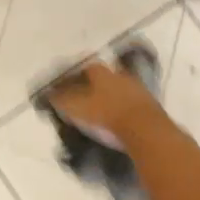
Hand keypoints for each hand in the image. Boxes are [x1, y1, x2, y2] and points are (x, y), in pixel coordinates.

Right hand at [42, 59, 165, 144]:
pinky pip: (132, 103)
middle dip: (95, 86)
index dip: (76, 76)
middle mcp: (120, 75)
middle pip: (104, 77)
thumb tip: (47, 92)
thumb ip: (60, 99)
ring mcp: (138, 89)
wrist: (146, 131)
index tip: (68, 86)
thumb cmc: (105, 115)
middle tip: (85, 98)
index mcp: (101, 73)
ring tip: (102, 111)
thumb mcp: (75, 108)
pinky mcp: (152, 105)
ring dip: (111, 97)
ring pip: (119, 89)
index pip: (86, 68)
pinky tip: (118, 119)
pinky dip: (124, 109)